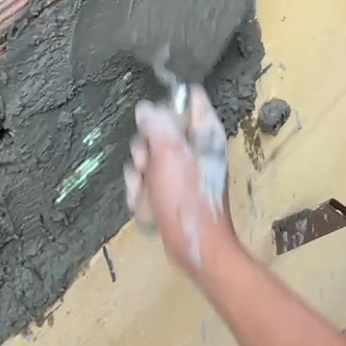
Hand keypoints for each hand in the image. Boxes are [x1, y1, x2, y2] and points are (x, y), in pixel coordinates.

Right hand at [124, 86, 233, 276]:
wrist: (196, 247)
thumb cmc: (186, 198)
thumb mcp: (168, 154)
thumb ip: (156, 125)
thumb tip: (146, 108)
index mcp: (205, 133)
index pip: (190, 98)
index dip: (167, 101)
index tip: (150, 117)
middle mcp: (196, 149)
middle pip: (160, 131)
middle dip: (145, 148)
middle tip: (145, 163)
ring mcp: (184, 172)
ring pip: (150, 159)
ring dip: (140, 176)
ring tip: (145, 191)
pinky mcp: (174, 193)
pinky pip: (150, 183)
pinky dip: (144, 195)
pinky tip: (147, 206)